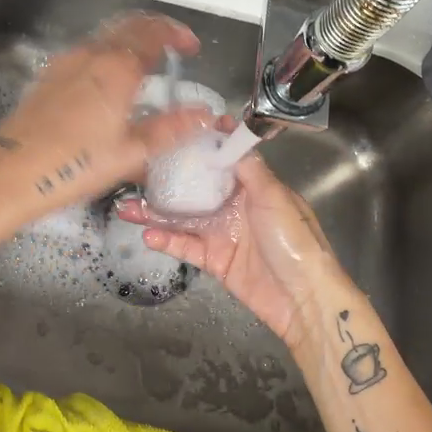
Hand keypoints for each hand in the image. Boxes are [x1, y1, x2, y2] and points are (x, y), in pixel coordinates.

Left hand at [0, 13, 220, 229]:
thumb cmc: (75, 164)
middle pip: (130, 26)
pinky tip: (111, 78)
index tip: (192, 45)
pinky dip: (109, 50)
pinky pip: (88, 49)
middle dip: (156, 29)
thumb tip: (204, 116)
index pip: (154, 34)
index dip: (177, 34)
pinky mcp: (50, 74)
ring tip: (147, 59)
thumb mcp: (131, 152)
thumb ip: (170, 129)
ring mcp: (67, 61)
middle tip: (174, 44)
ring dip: (131, 38)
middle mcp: (93, 54)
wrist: (12, 172)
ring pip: (107, 35)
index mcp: (118, 68)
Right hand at [117, 156, 345, 349]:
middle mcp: (236, 206)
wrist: (304, 298)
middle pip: (196, 190)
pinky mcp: (216, 261)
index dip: (201, 147)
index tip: (174, 133)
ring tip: (127, 208)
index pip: (223, 160)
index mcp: (254, 186)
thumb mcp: (275, 197)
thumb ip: (249, 169)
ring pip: (184, 218)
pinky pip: (187, 247)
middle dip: (167, 182)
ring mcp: (224, 234)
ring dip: (157, 214)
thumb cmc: (294, 241)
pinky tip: (147, 236)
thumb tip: (231, 135)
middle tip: (136, 175)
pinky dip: (167, 241)